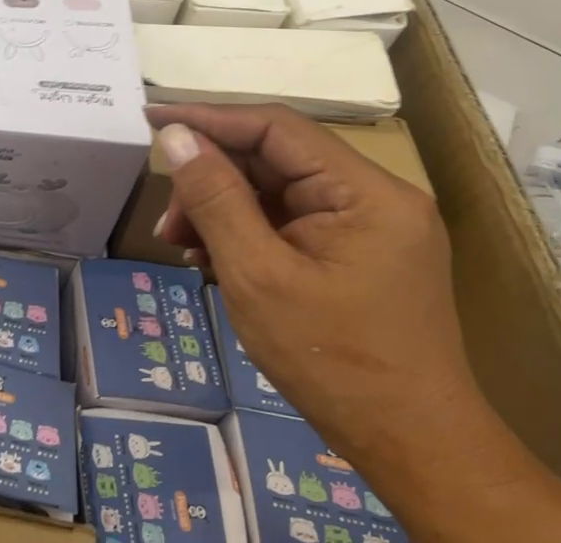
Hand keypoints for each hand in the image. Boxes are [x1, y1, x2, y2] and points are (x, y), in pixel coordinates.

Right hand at [146, 104, 473, 459]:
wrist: (409, 441)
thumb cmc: (331, 356)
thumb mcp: (256, 273)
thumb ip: (214, 198)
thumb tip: (175, 137)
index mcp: (367, 194)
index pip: (276, 128)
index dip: (208, 119)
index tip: (151, 118)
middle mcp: (375, 199)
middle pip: (273, 159)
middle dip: (209, 181)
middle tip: (166, 220)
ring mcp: (369, 228)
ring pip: (273, 191)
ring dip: (220, 210)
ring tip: (183, 248)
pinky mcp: (357, 253)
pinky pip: (285, 220)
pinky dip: (243, 233)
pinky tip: (212, 260)